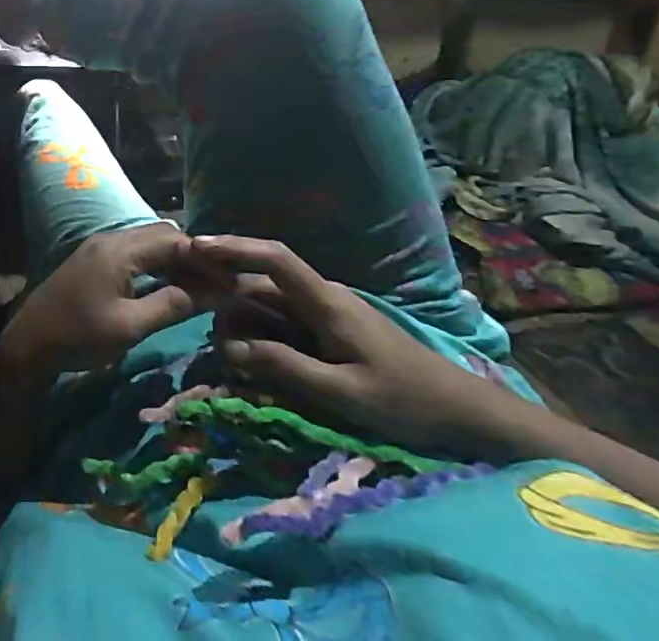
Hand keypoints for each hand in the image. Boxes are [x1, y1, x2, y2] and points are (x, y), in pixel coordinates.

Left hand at [0, 224, 205, 375]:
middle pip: (163, 236)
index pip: (175, 241)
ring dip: (177, 260)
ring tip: (205, 286)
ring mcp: (100, 248)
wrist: (28, 344)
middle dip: (195, 256)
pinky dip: (158, 266)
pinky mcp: (95, 261)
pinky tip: (173, 286)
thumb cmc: (78, 336)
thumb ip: (173, 305)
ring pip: (149, 244)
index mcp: (118, 250)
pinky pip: (135, 254)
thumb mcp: (130, 326)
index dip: (207, 259)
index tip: (234, 280)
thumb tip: (216, 292)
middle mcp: (111, 240)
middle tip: (222, 283)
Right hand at [190, 235, 551, 460]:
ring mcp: (324, 311)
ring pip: (267, 302)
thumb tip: (228, 345)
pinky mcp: (326, 329)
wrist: (463, 412)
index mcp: (327, 302)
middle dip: (224, 294)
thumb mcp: (342, 391)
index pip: (275, 258)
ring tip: (224, 352)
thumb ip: (284, 365)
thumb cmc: (406, 400)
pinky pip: (280, 320)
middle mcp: (322, 296)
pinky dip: (257, 331)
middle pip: (261, 281)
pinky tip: (246, 354)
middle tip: (199, 323)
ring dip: (239, 319)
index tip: (195, 247)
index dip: (234, 247)